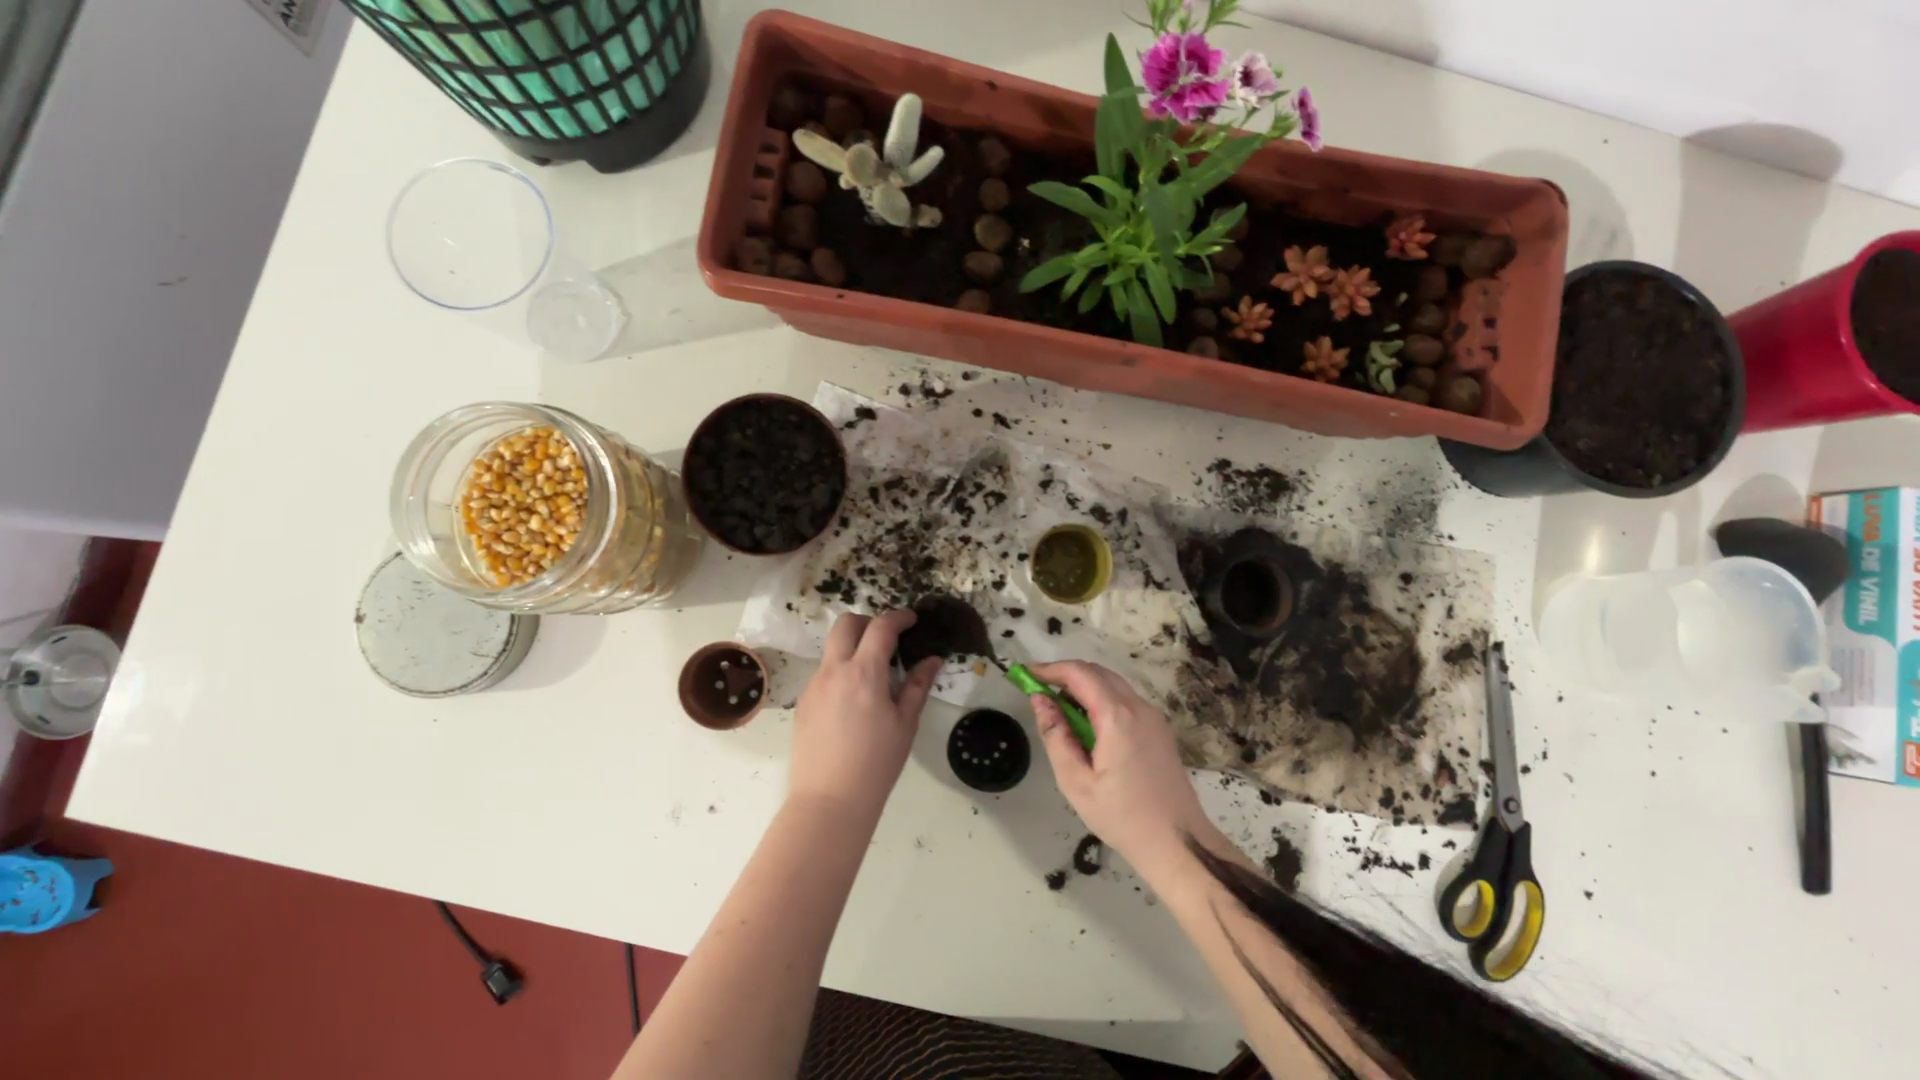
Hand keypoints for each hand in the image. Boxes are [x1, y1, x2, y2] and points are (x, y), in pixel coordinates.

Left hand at [790, 611, 941, 817]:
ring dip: (852, 647)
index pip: (880, 628)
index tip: (911, 620)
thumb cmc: (876, 763)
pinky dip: (841, 671)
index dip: (898, 617)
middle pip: (845, 624)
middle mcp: (834, 671)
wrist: (829, 799)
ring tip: (873, 674)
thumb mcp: (905, 724)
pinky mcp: (803, 703)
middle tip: (888, 639)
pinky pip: (823, 673)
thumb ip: (917, 686)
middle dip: (868, 621)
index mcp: (863, 673)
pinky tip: (854, 701)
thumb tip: (932, 660)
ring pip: (831, 649)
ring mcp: (814, 686)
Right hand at [1028, 661, 1217, 880]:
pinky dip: (1101, 700)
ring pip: (1113, 685)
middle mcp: (1139, 708)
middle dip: (1066, 675)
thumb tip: (1040, 700)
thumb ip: (1055, 736)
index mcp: (1117, 717)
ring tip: (1058, 710)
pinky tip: (1087, 725)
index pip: (1080, 674)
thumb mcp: (1076, 782)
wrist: (1177, 842)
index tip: (1025, 675)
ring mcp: (1154, 717)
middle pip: (1098, 673)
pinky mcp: (1159, 730)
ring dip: (1084, 687)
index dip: (1050, 669)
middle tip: (1038, 691)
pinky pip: (1126, 701)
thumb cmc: (1122, 817)